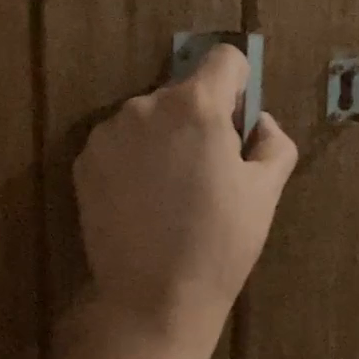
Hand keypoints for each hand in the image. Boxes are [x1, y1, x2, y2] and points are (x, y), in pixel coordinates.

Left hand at [74, 44, 297, 336]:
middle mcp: (146, 106)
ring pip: (149, 119)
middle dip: (199, 120)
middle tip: (207, 174)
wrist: (153, 298)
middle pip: (184, 93)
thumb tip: (259, 121)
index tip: (237, 125)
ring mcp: (108, 133)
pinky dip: (133, 161)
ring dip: (163, 140)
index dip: (238, 87)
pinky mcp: (84, 162)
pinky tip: (142, 203)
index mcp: (196, 106)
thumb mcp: (266, 193)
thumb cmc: (220, 244)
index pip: (223, 59)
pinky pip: (119, 144)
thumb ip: (274, 142)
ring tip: (171, 195)